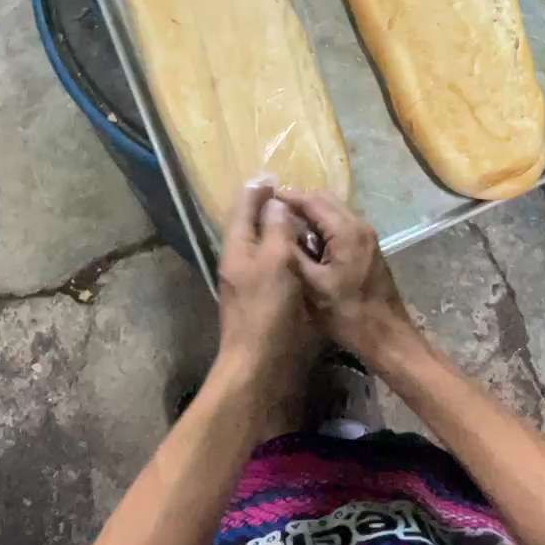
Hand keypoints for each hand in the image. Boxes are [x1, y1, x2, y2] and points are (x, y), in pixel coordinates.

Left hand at [214, 183, 309, 381]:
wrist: (258, 368)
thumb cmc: (268, 312)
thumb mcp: (276, 262)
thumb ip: (277, 229)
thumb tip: (275, 202)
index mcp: (238, 247)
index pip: (243, 206)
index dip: (258, 189)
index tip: (277, 175)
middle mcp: (239, 260)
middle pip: (251, 224)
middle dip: (269, 207)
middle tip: (294, 195)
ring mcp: (249, 282)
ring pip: (264, 245)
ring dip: (280, 230)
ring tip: (304, 220)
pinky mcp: (263, 300)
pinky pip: (274, 265)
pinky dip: (287, 253)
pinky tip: (306, 255)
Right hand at [280, 190, 417, 364]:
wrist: (387, 337)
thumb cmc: (348, 314)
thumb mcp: (313, 286)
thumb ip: (293, 252)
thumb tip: (275, 224)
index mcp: (346, 231)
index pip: (312, 200)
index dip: (287, 197)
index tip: (263, 200)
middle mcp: (359, 225)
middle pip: (324, 200)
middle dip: (298, 203)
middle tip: (271, 212)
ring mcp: (367, 236)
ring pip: (334, 211)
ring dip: (311, 213)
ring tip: (285, 225)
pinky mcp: (368, 247)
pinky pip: (341, 224)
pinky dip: (323, 225)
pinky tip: (307, 241)